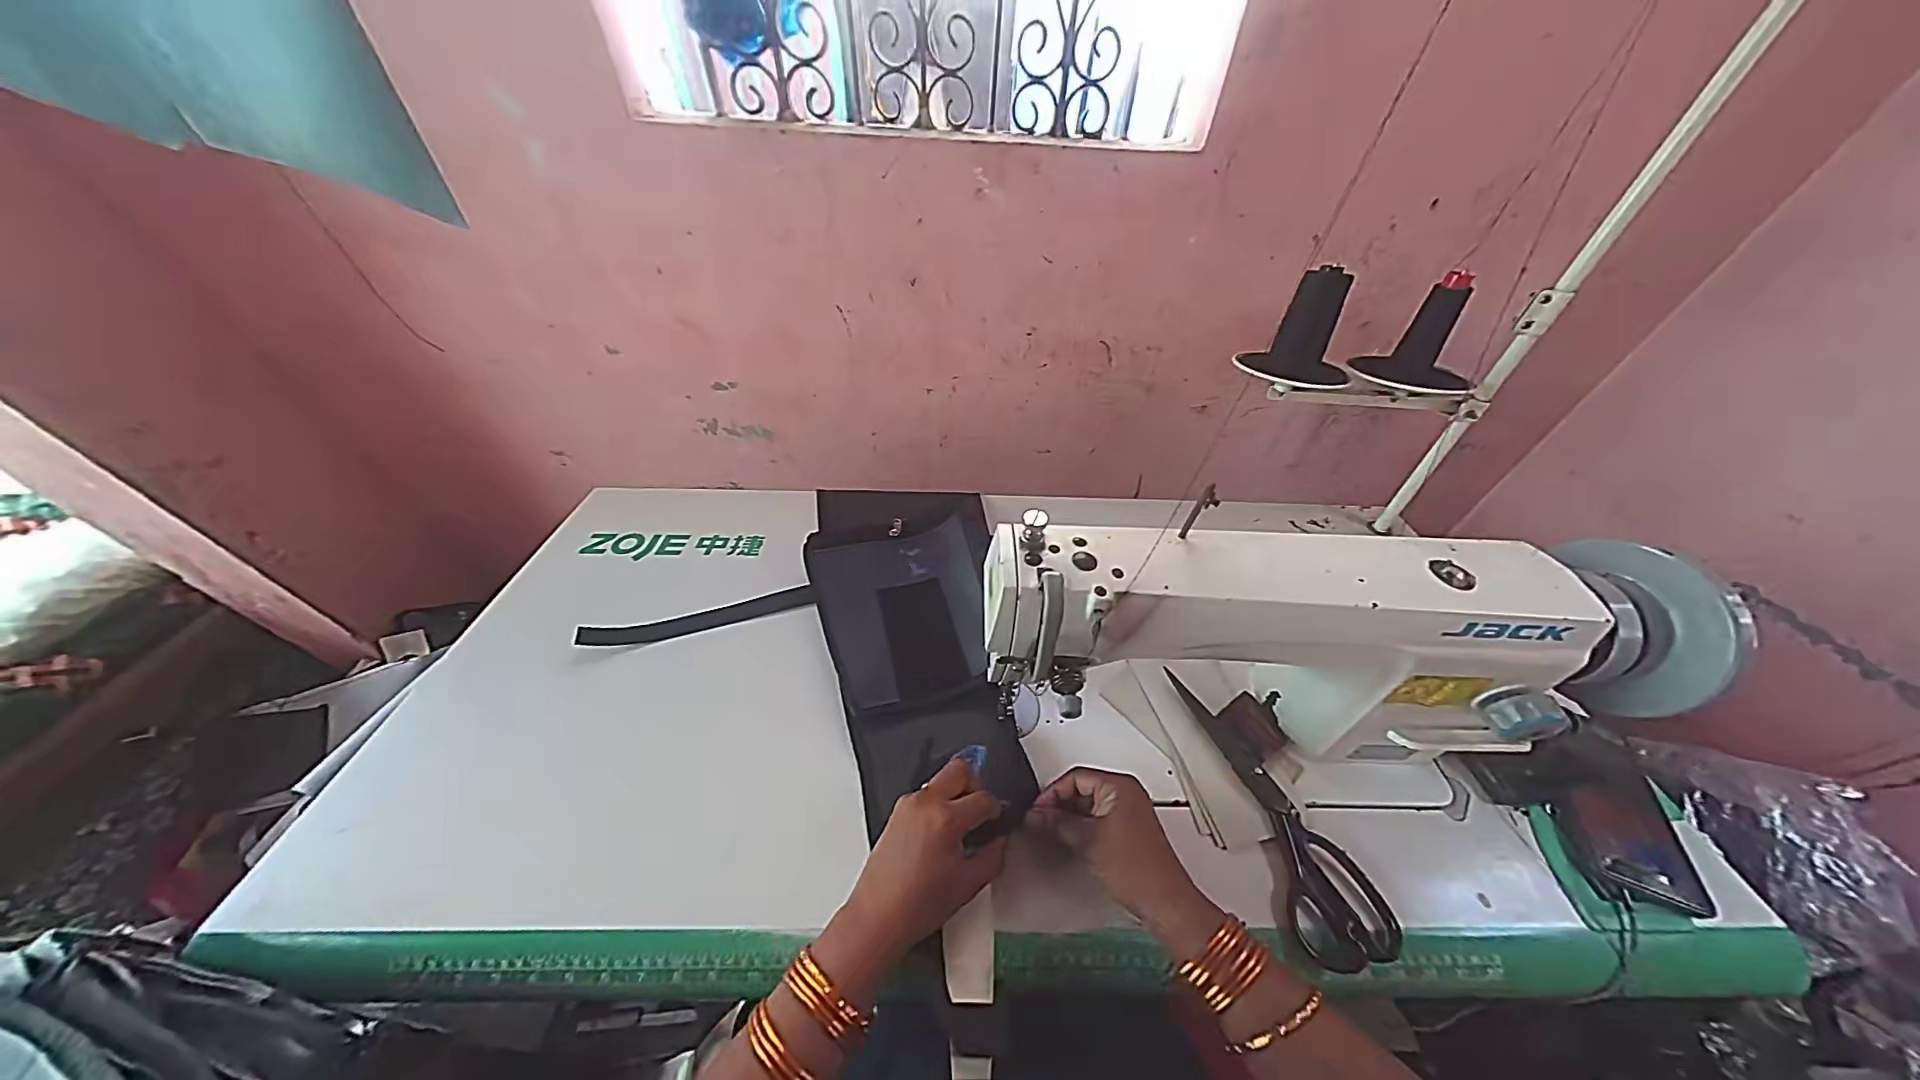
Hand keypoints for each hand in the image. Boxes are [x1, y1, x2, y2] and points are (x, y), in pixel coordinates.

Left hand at [835, 755, 1008, 962]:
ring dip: (956, 792)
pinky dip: (939, 804)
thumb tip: (1000, 841)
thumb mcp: (969, 883)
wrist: (879, 917)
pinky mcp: (896, 812)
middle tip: (983, 806)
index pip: (984, 798)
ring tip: (963, 823)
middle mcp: (924, 803)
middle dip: (978, 783)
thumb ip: (994, 855)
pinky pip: (925, 795)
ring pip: (941, 779)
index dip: (998, 808)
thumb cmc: (915, 905)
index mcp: (946, 818)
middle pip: (960, 769)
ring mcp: (907, 805)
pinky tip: (944, 832)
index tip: (1000, 817)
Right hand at [1026, 768, 1217, 945]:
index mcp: (1120, 786)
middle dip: (1060, 803)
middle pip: (1083, 787)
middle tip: (1042, 818)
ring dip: (1070, 815)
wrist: (1164, 902)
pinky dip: (1083, 825)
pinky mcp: (1130, 829)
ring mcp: (1130, 811)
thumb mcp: (1087, 841)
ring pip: (1090, 803)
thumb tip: (1039, 815)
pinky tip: (1071, 839)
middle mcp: (1128, 794)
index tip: (1039, 808)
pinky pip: (1100, 817)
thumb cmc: (1138, 870)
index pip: (1076, 777)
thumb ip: (1057, 823)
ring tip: (1053, 830)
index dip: (1053, 792)